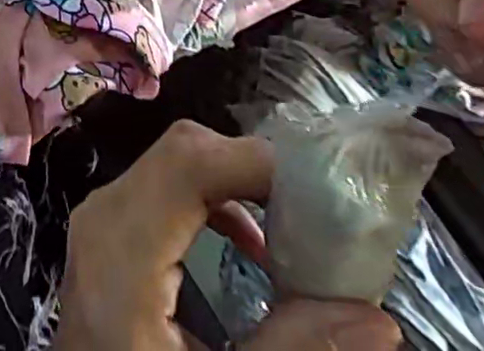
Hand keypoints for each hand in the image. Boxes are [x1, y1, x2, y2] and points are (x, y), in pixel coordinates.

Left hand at [56, 121, 399, 350]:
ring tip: (303, 236)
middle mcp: (106, 211)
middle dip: (261, 173)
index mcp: (121, 247)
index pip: (189, 163)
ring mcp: (105, 214)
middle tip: (329, 220)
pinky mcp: (114, 225)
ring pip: (180, 160)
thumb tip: (379, 318)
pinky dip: (220, 199)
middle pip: (187, 151)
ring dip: (244, 184)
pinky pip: (169, 183)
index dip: (260, 164)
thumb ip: (292, 350)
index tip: (334, 198)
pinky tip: (256, 248)